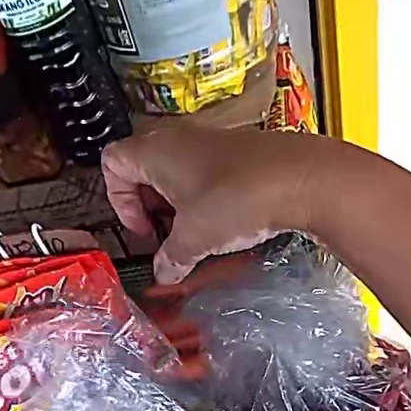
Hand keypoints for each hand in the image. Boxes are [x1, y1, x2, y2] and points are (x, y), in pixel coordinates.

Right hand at [103, 127, 353, 283]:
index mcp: (153, 150)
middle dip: (149, 205)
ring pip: (176, 170)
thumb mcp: (194, 239)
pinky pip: (205, 171)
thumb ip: (172, 258)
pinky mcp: (236, 149)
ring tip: (195, 233)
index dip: (119, 201)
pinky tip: (223, 222)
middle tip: (166, 235)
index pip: (112, 163)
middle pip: (143, 167)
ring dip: (178, 203)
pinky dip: (204, 196)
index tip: (144, 230)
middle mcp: (176, 137)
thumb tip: (164, 274)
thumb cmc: (234, 201)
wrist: (298, 178)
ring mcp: (208, 139)